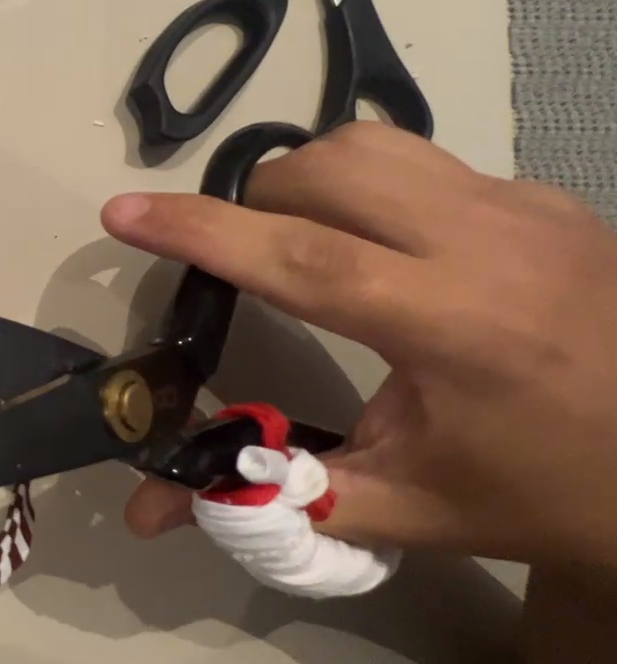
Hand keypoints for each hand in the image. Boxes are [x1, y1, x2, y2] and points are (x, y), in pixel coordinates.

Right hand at [103, 121, 616, 569]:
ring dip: (299, 182)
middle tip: (235, 256)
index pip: (302, 259)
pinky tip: (374, 244)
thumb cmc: (543, 494)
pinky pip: (415, 161)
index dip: (200, 233)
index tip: (119, 216)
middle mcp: (496, 249)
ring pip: (368, 148)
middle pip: (327, 175)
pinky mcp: (543, 198)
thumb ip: (264, 495)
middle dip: (250, 202)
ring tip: (291, 238)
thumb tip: (142, 515)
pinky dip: (358, 187)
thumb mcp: (397, 508)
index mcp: (459, 331)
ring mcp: (527, 211)